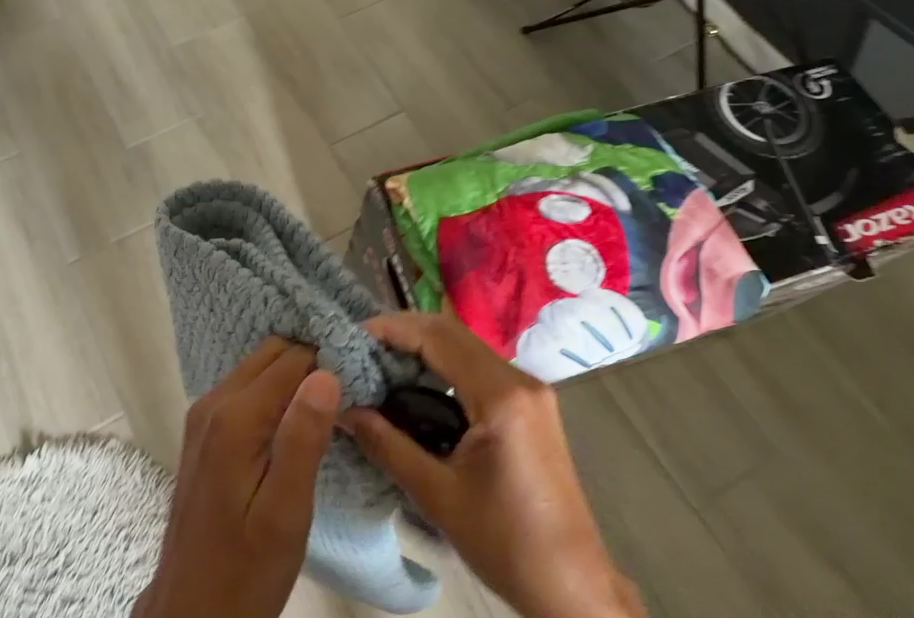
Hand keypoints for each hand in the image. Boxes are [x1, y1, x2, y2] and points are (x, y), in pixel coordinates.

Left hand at [134, 338, 340, 617]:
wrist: (193, 609)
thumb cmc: (247, 568)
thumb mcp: (286, 512)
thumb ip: (303, 438)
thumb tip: (326, 372)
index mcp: (235, 418)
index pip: (293, 358)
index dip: (330, 363)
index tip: (363, 383)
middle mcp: (214, 403)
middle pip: (273, 353)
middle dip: (313, 363)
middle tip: (351, 397)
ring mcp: (204, 416)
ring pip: (259, 368)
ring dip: (295, 376)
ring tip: (332, 410)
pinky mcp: (205, 432)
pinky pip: (247, 389)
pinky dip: (276, 392)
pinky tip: (299, 423)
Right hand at [344, 313, 645, 617]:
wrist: (571, 583)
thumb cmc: (505, 541)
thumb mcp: (437, 495)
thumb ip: (387, 445)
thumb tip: (343, 411)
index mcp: (502, 397)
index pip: (438, 337)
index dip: (391, 329)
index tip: (351, 337)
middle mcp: (521, 381)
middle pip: (453, 334)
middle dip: (403, 333)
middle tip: (359, 351)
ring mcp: (531, 392)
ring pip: (467, 349)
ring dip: (423, 349)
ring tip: (379, 367)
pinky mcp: (532, 407)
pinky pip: (480, 370)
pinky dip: (444, 368)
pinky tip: (416, 388)